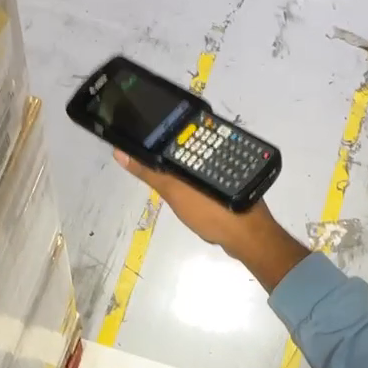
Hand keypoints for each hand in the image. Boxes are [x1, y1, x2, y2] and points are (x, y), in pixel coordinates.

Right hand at [112, 151, 310, 290]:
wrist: (246, 236)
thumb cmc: (211, 211)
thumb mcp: (174, 191)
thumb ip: (149, 172)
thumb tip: (121, 153)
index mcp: (204, 145)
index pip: (174, 131)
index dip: (154, 134)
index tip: (136, 139)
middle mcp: (216, 151)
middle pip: (183, 146)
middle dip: (166, 153)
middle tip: (147, 163)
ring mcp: (225, 168)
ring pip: (194, 162)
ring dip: (179, 168)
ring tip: (162, 177)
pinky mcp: (230, 182)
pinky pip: (205, 175)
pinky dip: (192, 180)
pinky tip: (187, 191)